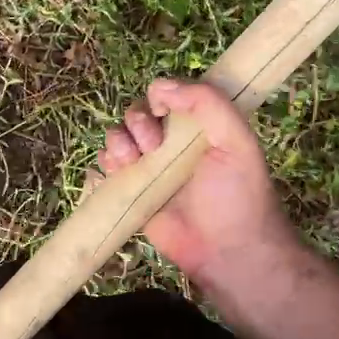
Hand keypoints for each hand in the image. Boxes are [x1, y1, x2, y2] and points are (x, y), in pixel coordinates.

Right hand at [96, 79, 302, 291]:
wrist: (228, 252)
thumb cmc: (237, 195)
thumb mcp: (237, 142)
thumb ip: (208, 103)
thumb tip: (159, 86)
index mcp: (194, 128)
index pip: (163, 97)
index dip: (157, 98)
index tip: (162, 110)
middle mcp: (168, 145)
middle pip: (134, 116)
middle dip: (136, 125)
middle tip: (152, 148)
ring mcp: (147, 170)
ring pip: (115, 140)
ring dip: (116, 145)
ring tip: (129, 163)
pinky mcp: (131, 194)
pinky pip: (103, 172)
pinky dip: (100, 170)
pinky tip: (112, 176)